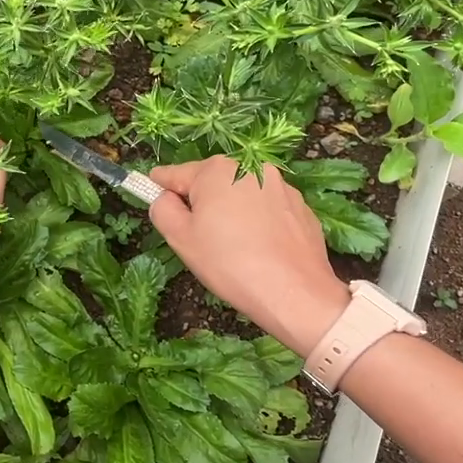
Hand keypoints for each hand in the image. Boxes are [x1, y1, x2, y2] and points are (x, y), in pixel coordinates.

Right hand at [147, 156, 348, 356]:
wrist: (296, 294)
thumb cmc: (228, 262)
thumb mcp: (179, 237)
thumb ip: (161, 208)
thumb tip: (164, 198)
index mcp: (216, 170)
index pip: (173, 174)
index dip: (161, 193)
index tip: (160, 210)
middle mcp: (250, 168)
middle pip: (209, 183)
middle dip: (201, 205)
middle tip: (201, 239)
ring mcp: (281, 187)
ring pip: (239, 196)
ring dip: (230, 213)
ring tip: (234, 248)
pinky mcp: (302, 208)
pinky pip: (266, 210)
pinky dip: (258, 224)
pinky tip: (260, 250)